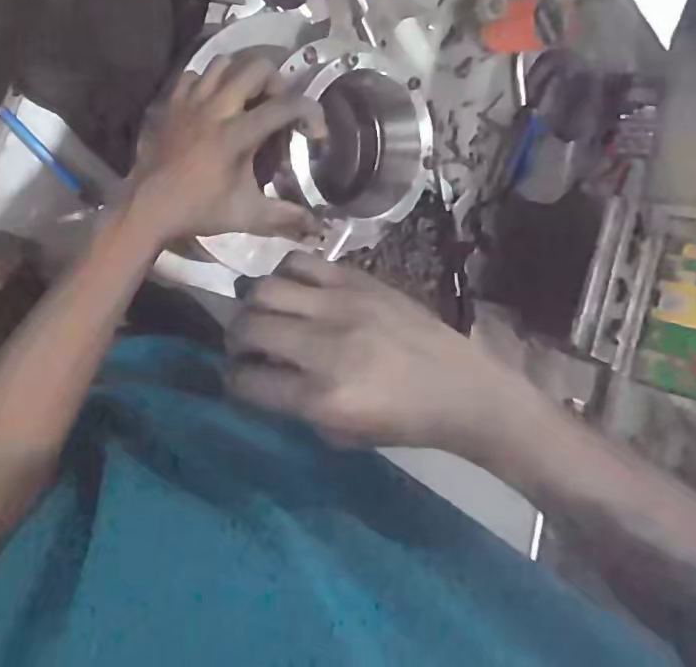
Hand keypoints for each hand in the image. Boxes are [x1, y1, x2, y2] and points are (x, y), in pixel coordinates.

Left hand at [122, 53, 325, 241]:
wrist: (148, 206)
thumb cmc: (199, 210)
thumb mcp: (247, 215)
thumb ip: (284, 216)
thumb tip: (315, 225)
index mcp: (236, 134)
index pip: (285, 106)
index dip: (310, 112)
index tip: (315, 131)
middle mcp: (215, 108)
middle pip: (256, 68)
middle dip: (276, 82)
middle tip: (277, 105)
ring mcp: (190, 102)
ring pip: (222, 63)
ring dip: (241, 75)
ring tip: (246, 98)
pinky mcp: (171, 103)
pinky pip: (193, 75)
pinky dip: (206, 82)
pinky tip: (212, 102)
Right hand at [226, 254, 539, 452]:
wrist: (463, 388)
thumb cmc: (403, 421)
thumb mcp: (342, 434)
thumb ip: (294, 405)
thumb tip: (256, 374)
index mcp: (323, 398)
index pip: (248, 381)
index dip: (232, 381)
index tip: (236, 377)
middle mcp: (324, 347)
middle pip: (248, 326)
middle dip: (234, 339)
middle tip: (245, 345)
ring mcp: (341, 306)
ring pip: (264, 288)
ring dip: (252, 304)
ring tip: (263, 313)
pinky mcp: (357, 280)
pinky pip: (299, 262)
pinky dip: (283, 274)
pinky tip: (292, 289)